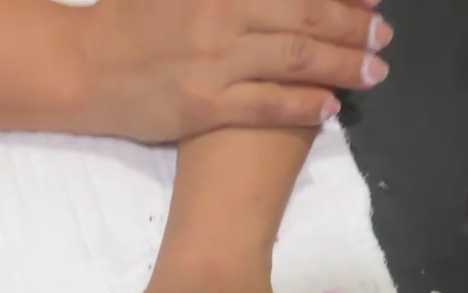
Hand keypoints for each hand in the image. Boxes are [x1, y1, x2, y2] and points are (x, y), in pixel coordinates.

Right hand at [71, 0, 391, 140]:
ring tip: (371, 74)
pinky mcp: (205, 104)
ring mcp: (216, 60)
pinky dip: (303, 104)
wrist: (85, 68)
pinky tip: (330, 108)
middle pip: (306, 17)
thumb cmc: (127, 21)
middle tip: (382, 39)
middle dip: (351, 28)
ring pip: (295, 59)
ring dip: (340, 66)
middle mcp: (226, 12)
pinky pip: (266, 104)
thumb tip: (265, 1)